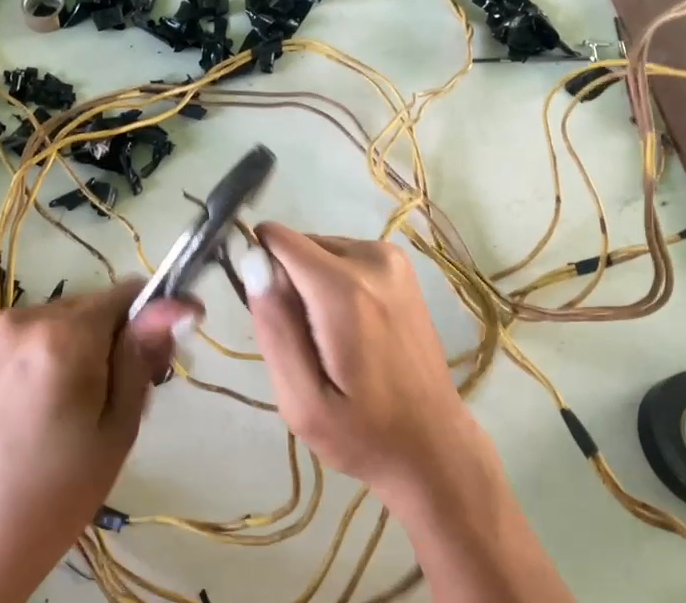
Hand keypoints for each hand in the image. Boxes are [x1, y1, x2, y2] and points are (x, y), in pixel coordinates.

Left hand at [0, 279, 195, 602]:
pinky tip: (58, 408)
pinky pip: (41, 336)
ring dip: (92, 347)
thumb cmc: (57, 494)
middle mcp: (26, 317)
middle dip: (122, 338)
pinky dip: (62, 356)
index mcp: (62, 334)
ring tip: (91, 409)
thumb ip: (142, 357)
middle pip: (97, 306)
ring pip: (70, 320)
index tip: (174, 352)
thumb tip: (177, 303)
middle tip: (130, 398)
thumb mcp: (117, 428)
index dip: (158, 315)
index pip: (128, 293)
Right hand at [243, 223, 479, 502]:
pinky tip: (351, 331)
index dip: (261, 273)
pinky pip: (342, 257)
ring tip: (329, 342)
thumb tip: (251, 260)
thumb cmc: (362, 433)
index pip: (277, 238)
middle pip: (298, 245)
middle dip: (288, 285)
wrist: (434, 446)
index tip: (272, 319)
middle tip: (305, 344)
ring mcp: (392, 258)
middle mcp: (371, 259)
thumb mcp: (302, 401)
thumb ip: (275, 326)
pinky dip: (334, 285)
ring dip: (310, 287)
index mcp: (344, 290)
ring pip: (318, 250)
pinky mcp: (400, 266)